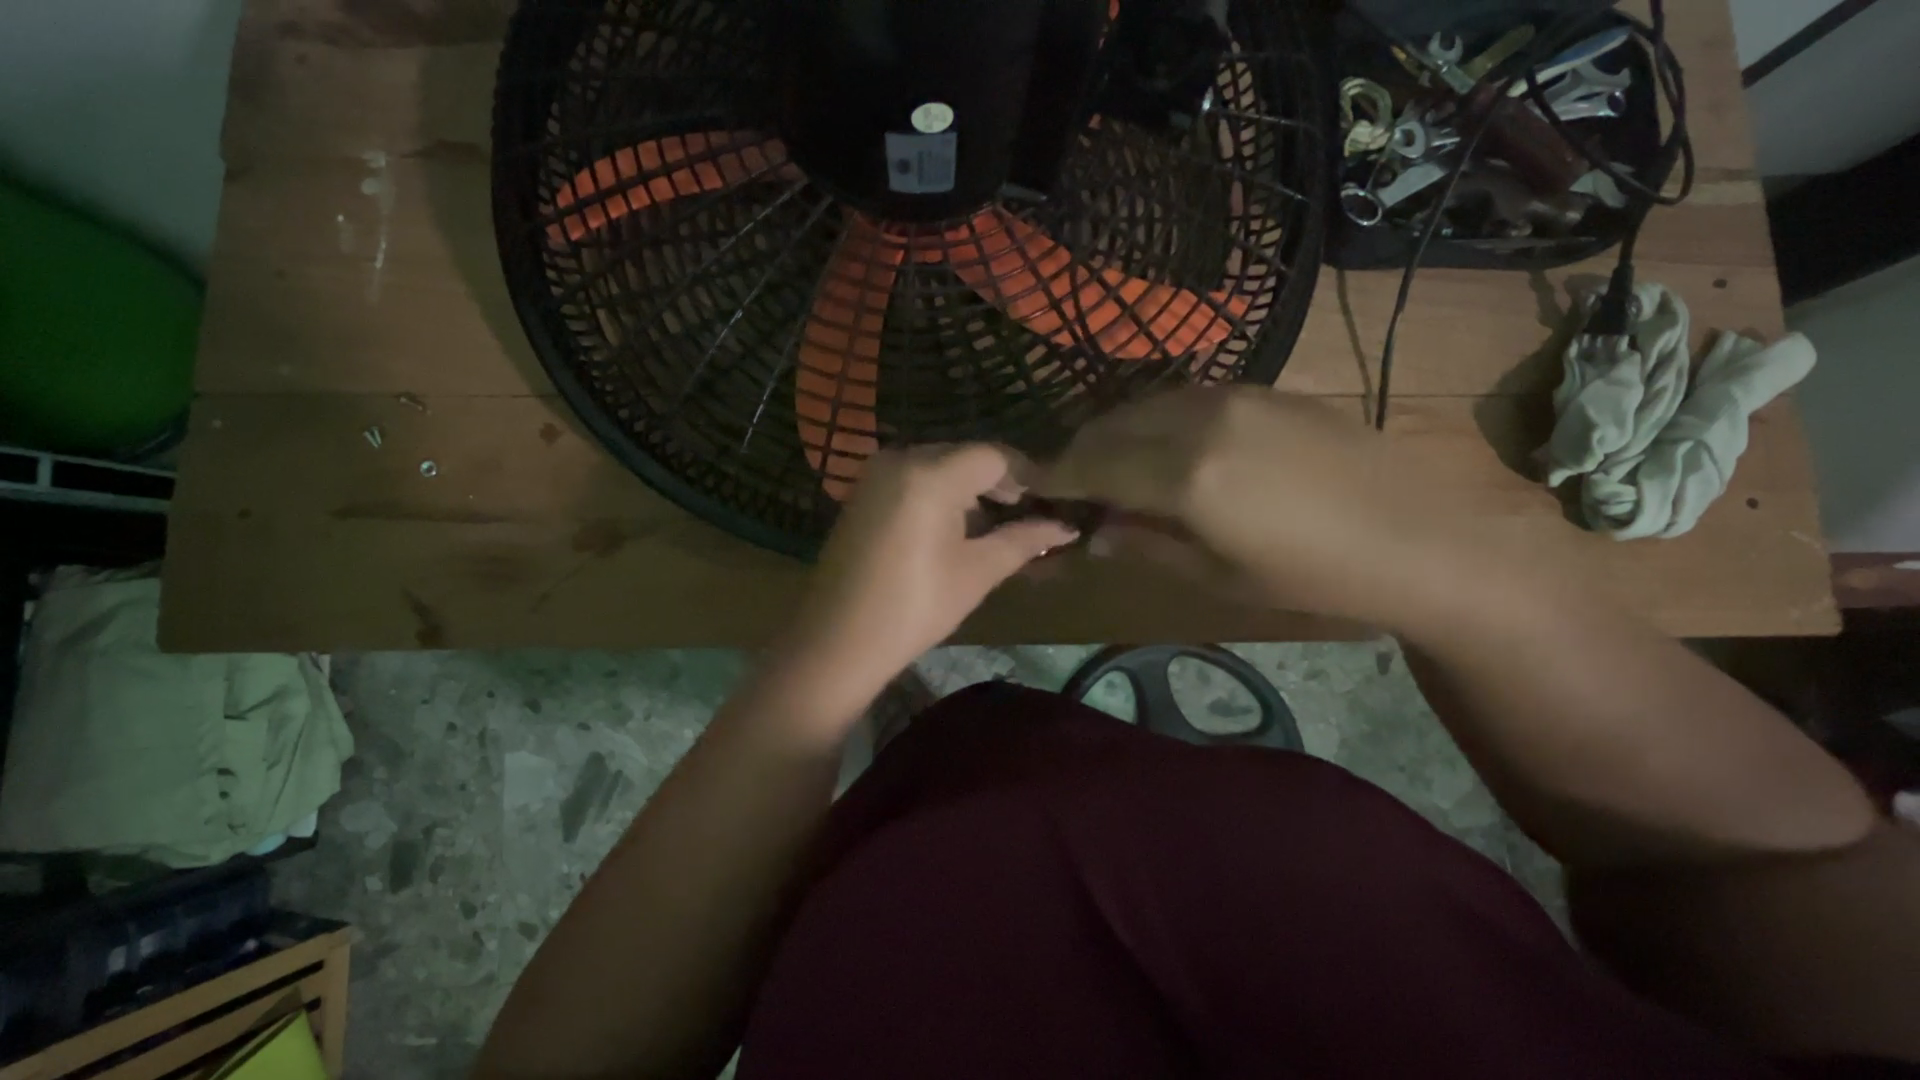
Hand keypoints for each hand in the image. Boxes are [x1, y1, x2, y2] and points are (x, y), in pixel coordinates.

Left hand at [773, 445, 1077, 716]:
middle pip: (965, 456)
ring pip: (938, 466)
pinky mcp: (862, 493)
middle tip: (1028, 517)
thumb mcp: (977, 572)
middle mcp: (901, 459)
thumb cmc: (914, 608)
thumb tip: (1066, 528)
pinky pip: (913, 479)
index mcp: (931, 474)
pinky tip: (955, 528)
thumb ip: (1023, 540)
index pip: (994, 456)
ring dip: (969, 489)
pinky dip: (939, 495)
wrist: (836, 641)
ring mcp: (876, 475)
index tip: (1050, 502)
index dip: (1026, 476)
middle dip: (998, 482)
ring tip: (995, 527)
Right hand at [1035, 387, 1480, 628]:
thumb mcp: (1219, 576)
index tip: (1028, 485)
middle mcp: (1199, 421)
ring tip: (1113, 466)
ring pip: (1147, 404)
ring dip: (1117, 431)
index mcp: (1184, 476)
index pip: (1091, 463)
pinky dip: (1158, 419)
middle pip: (1112, 425)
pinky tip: (1167, 447)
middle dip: (1080, 450)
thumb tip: (1097, 528)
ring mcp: (1234, 396)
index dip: (1054, 474)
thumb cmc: (1314, 575)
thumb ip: (1147, 544)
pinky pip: (1186, 397)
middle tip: (1069, 483)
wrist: (1418, 534)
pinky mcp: (1262, 389)